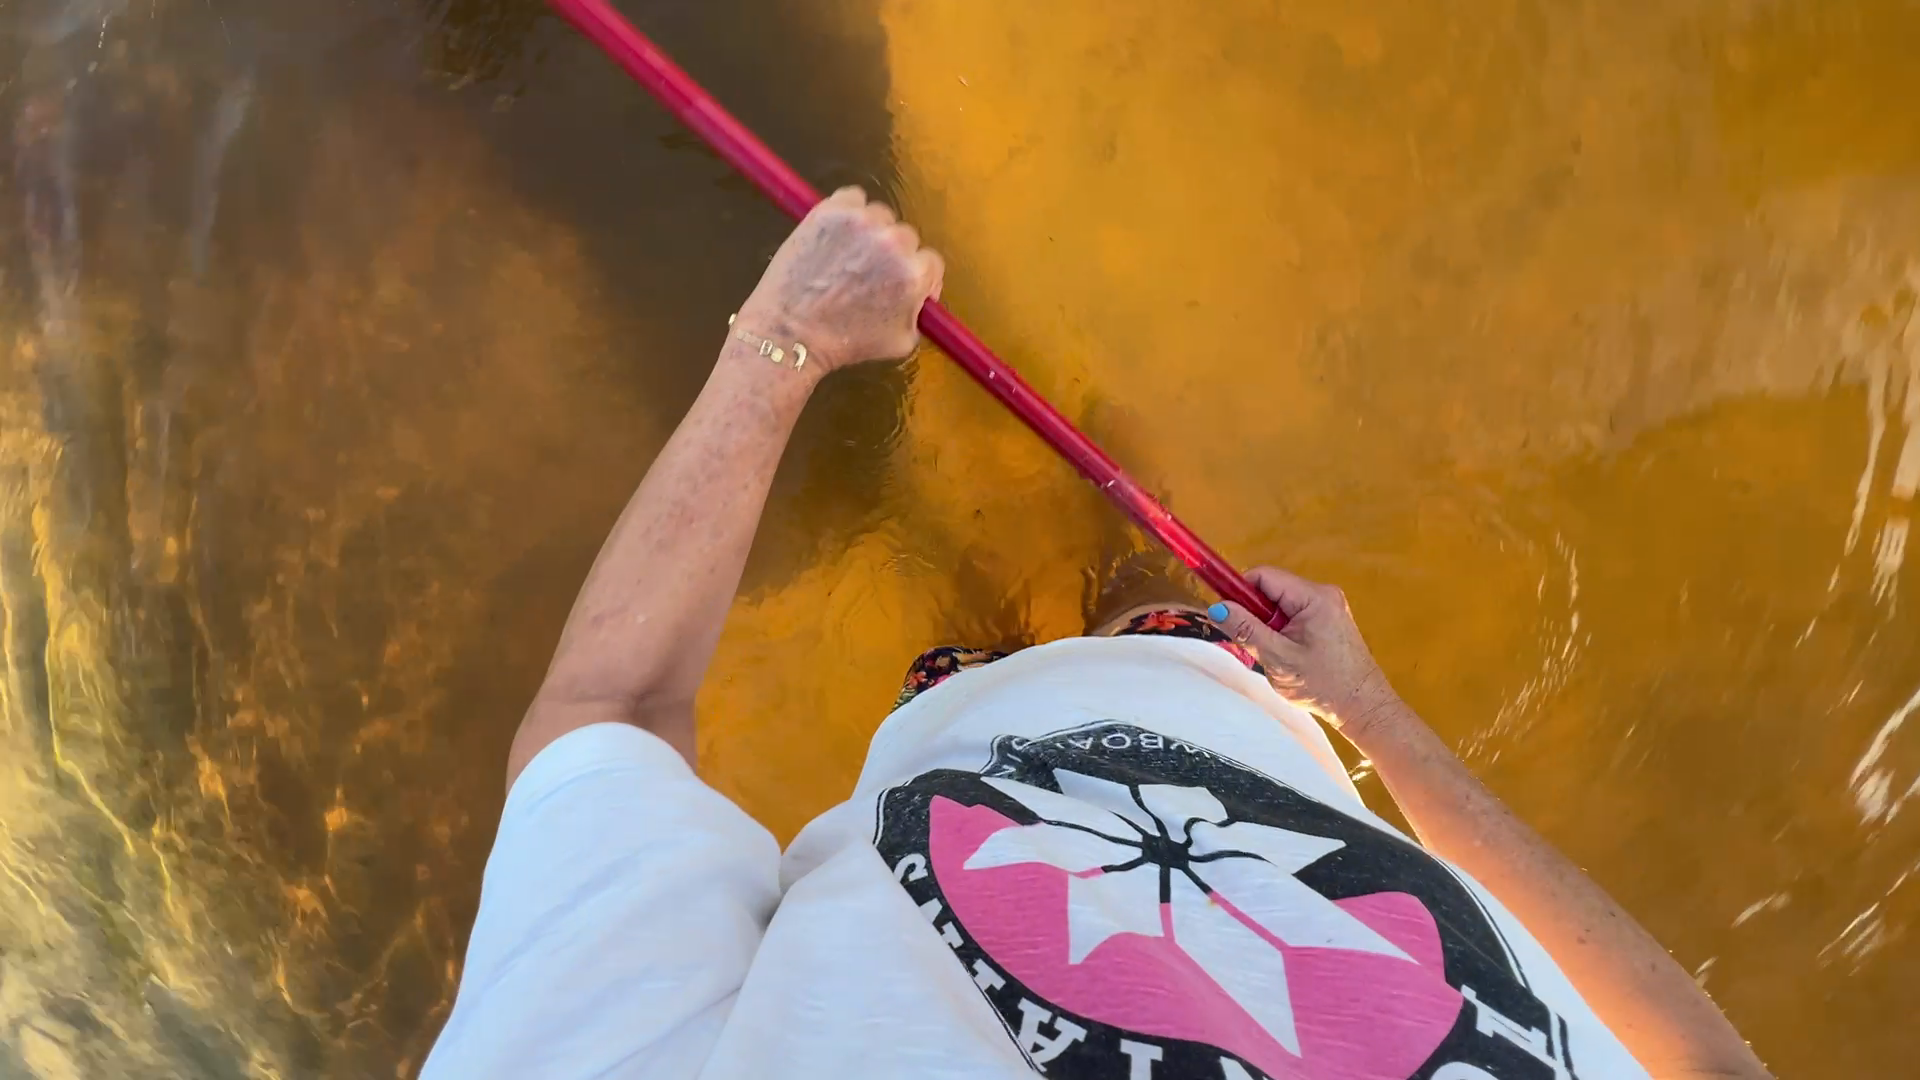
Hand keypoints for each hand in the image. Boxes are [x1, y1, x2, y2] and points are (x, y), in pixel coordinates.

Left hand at [734, 187, 944, 374]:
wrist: (793, 331)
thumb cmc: (846, 343)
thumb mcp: (902, 342)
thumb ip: (920, 315)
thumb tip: (921, 299)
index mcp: (913, 275)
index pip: (932, 262)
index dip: (921, 275)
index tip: (906, 284)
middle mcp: (893, 243)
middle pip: (907, 237)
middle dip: (895, 255)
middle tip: (874, 274)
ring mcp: (862, 222)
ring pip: (881, 216)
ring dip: (873, 232)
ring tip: (853, 255)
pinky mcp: (832, 210)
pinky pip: (852, 198)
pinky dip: (849, 211)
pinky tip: (840, 234)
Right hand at [1208, 567, 1405, 739]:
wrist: (1364, 708)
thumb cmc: (1325, 685)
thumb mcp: (1278, 658)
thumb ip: (1246, 630)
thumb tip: (1216, 607)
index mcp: (1314, 597)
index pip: (1263, 577)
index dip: (1239, 592)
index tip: (1228, 616)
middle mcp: (1322, 594)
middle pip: (1270, 589)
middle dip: (1253, 613)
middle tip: (1250, 642)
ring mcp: (1326, 607)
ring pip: (1278, 604)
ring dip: (1265, 625)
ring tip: (1271, 653)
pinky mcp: (1326, 620)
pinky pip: (1290, 615)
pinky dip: (1279, 631)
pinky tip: (1284, 654)